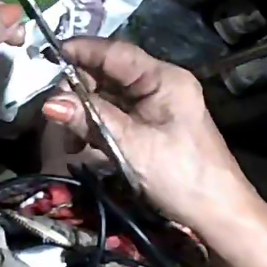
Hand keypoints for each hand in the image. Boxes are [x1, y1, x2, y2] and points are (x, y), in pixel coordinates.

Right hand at [41, 38, 257, 234]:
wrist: (218, 215)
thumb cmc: (181, 176)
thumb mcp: (130, 146)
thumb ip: (90, 120)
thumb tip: (49, 103)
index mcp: (163, 79)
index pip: (115, 53)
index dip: (81, 50)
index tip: (49, 56)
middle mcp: (158, 84)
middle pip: (107, 73)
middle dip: (78, 90)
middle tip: (57, 114)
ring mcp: (153, 105)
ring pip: (106, 95)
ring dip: (82, 113)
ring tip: (70, 141)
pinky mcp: (148, 125)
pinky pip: (112, 115)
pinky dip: (93, 127)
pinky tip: (81, 146)